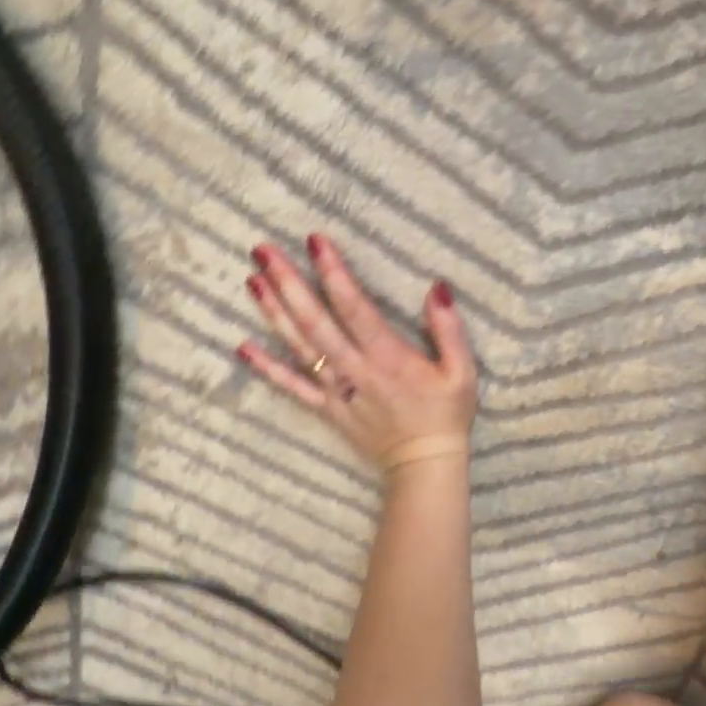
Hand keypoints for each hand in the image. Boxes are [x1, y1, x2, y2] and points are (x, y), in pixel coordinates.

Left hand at [237, 234, 476, 472]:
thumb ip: (449, 329)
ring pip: (300, 347)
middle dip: (288, 283)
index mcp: (388, 357)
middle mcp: (355, 369)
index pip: (353, 307)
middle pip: (315, 322)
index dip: (333, 273)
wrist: (424, 464)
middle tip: (264, 251)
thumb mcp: (462, 371)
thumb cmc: (447, 413)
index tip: (314, 241)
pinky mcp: (327, 409)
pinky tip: (244, 347)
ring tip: (252, 279)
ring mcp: (337, 390)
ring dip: (274, 313)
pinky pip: (292, 387)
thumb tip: (436, 288)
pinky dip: (267, 368)